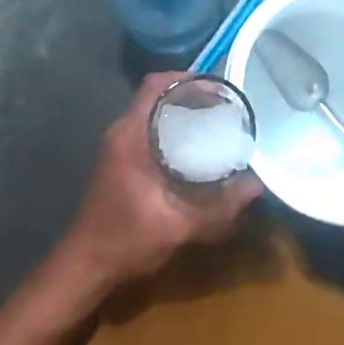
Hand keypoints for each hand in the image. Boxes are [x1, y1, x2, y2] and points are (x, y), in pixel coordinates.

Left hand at [61, 73, 261, 286]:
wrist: (85, 266)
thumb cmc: (127, 239)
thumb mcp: (180, 224)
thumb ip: (220, 206)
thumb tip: (257, 184)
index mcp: (130, 134)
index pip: (156, 85)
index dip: (186, 78)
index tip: (217, 88)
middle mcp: (121, 132)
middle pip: (156, 94)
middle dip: (190, 94)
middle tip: (224, 106)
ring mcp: (117, 146)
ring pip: (152, 112)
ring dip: (180, 111)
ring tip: (214, 121)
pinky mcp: (119, 160)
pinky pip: (148, 128)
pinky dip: (171, 127)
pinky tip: (194, 147)